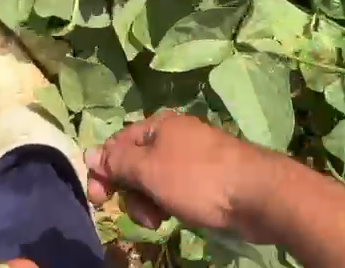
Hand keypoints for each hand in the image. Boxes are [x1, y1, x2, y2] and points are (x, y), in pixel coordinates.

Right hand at [83, 111, 281, 239]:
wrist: (255, 193)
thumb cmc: (197, 177)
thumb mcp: (150, 170)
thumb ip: (118, 162)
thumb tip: (88, 152)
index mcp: (156, 125)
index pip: (116, 144)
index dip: (103, 170)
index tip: (98, 200)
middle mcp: (171, 135)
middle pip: (133, 163)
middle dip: (130, 190)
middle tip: (140, 214)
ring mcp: (189, 155)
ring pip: (152, 179)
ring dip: (148, 201)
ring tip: (159, 220)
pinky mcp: (204, 176)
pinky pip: (172, 187)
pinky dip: (167, 202)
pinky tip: (174, 217)